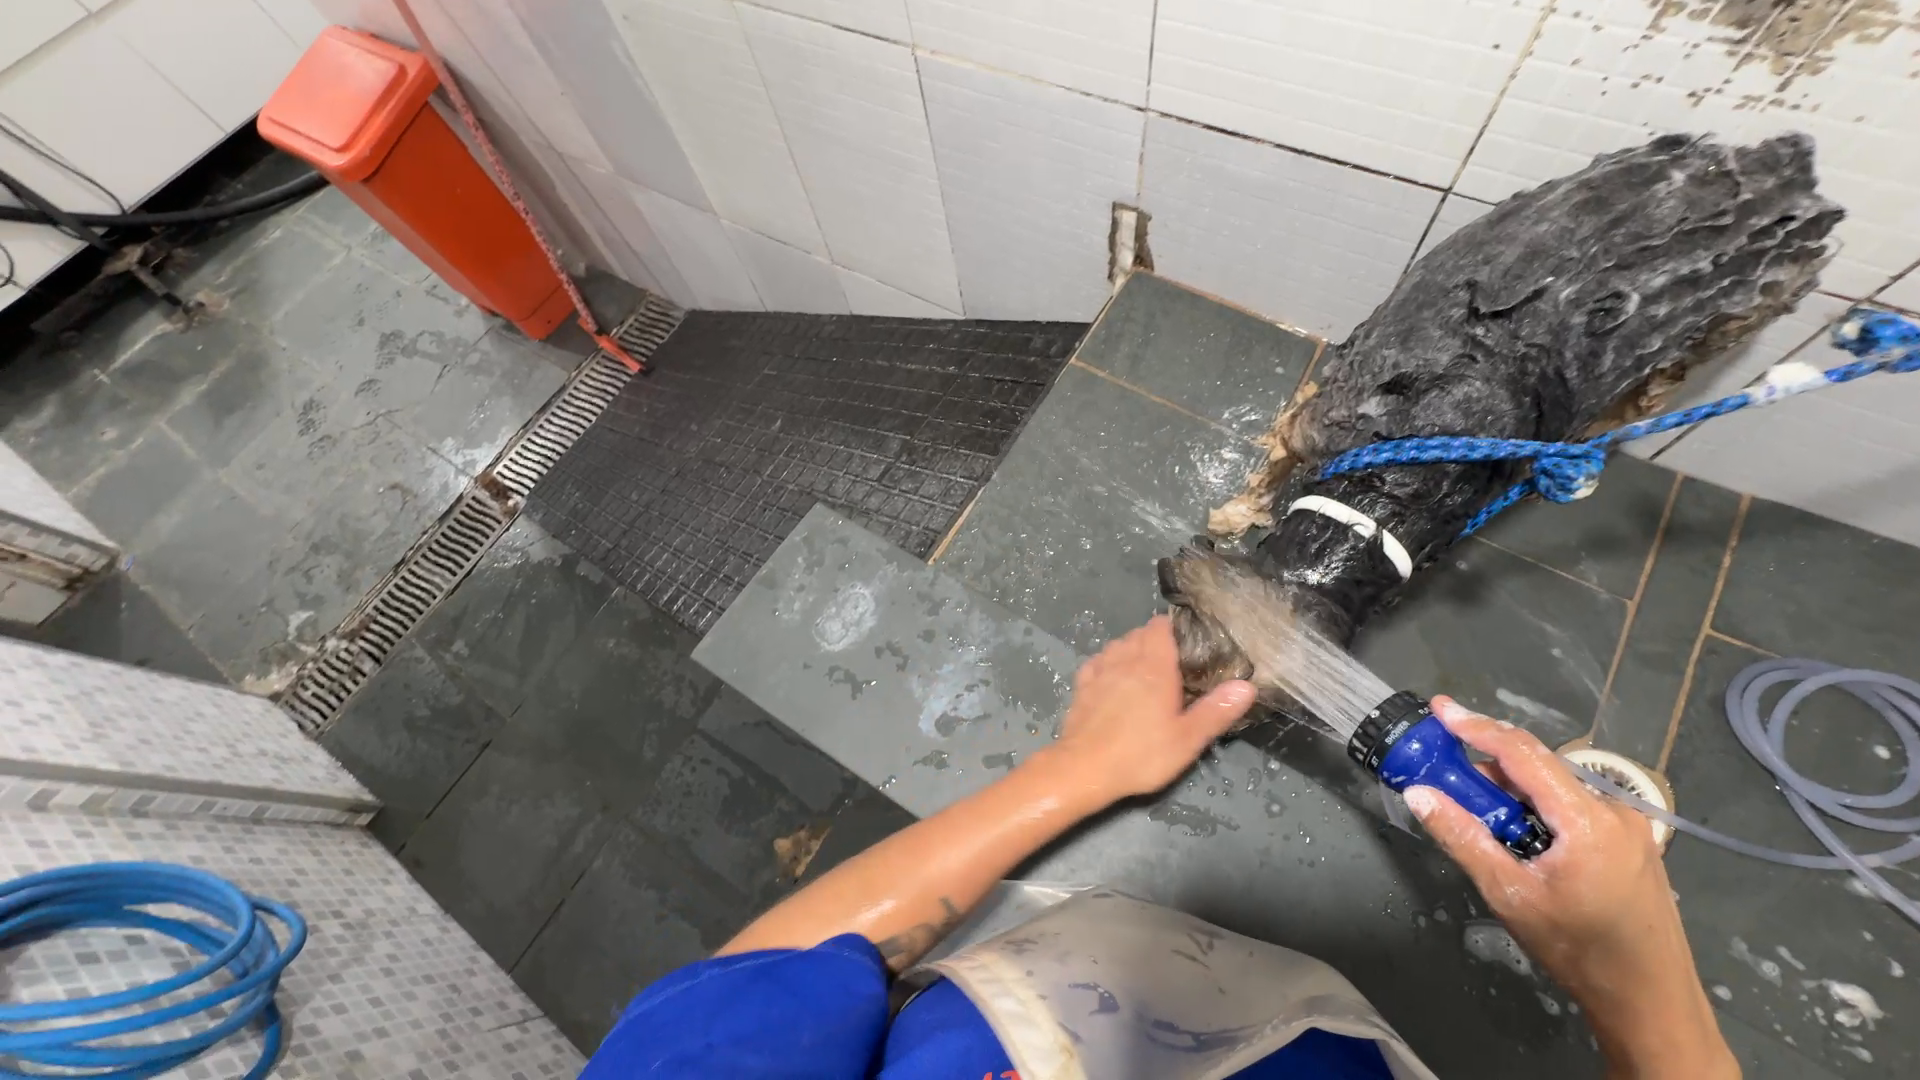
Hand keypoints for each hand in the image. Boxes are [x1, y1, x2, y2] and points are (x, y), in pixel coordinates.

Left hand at [1033, 615, 1254, 804]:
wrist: (1084, 768)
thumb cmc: (1141, 754)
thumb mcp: (1187, 739)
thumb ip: (1216, 710)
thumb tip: (1247, 686)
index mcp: (1153, 667)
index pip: (1160, 628)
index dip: (1173, 628)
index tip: (1187, 640)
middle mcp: (1124, 661)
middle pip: (1139, 633)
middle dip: (1155, 639)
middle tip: (1173, 659)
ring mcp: (1099, 671)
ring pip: (1117, 645)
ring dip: (1131, 648)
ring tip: (1145, 667)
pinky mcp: (1081, 686)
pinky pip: (1097, 661)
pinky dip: (1108, 662)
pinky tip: (1113, 676)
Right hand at [1405, 697, 1735, 1078]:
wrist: (1652, 1004)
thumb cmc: (1578, 950)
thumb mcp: (1509, 894)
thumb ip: (1462, 837)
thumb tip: (1417, 793)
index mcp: (1589, 820)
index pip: (1524, 755)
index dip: (1477, 727)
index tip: (1439, 708)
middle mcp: (1616, 811)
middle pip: (1539, 765)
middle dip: (1487, 761)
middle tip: (1443, 766)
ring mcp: (1630, 825)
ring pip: (1554, 785)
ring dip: (1511, 789)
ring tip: (1480, 816)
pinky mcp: (1632, 840)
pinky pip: (1572, 803)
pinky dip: (1535, 805)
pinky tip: (1517, 832)